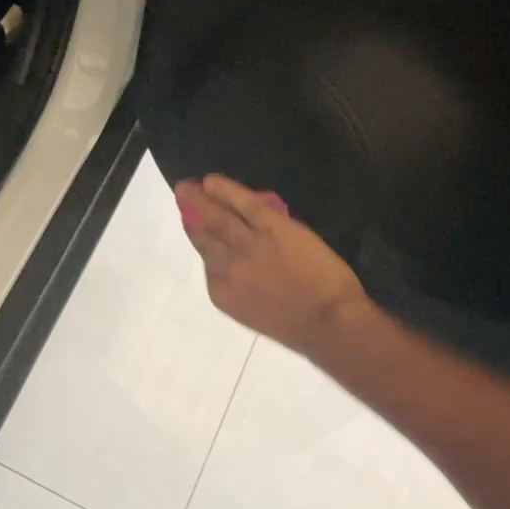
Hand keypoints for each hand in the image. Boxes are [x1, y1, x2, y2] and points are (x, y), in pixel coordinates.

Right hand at [175, 174, 376, 354]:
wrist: (328, 322)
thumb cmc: (298, 327)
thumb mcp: (255, 313)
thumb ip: (239, 288)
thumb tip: (234, 266)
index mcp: (222, 293)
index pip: (207, 260)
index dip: (199, 240)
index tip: (193, 226)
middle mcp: (226, 267)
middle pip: (204, 236)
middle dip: (191, 214)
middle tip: (182, 196)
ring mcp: (247, 245)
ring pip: (217, 218)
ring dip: (200, 200)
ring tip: (187, 187)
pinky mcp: (271, 227)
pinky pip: (244, 204)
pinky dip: (226, 190)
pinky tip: (212, 181)